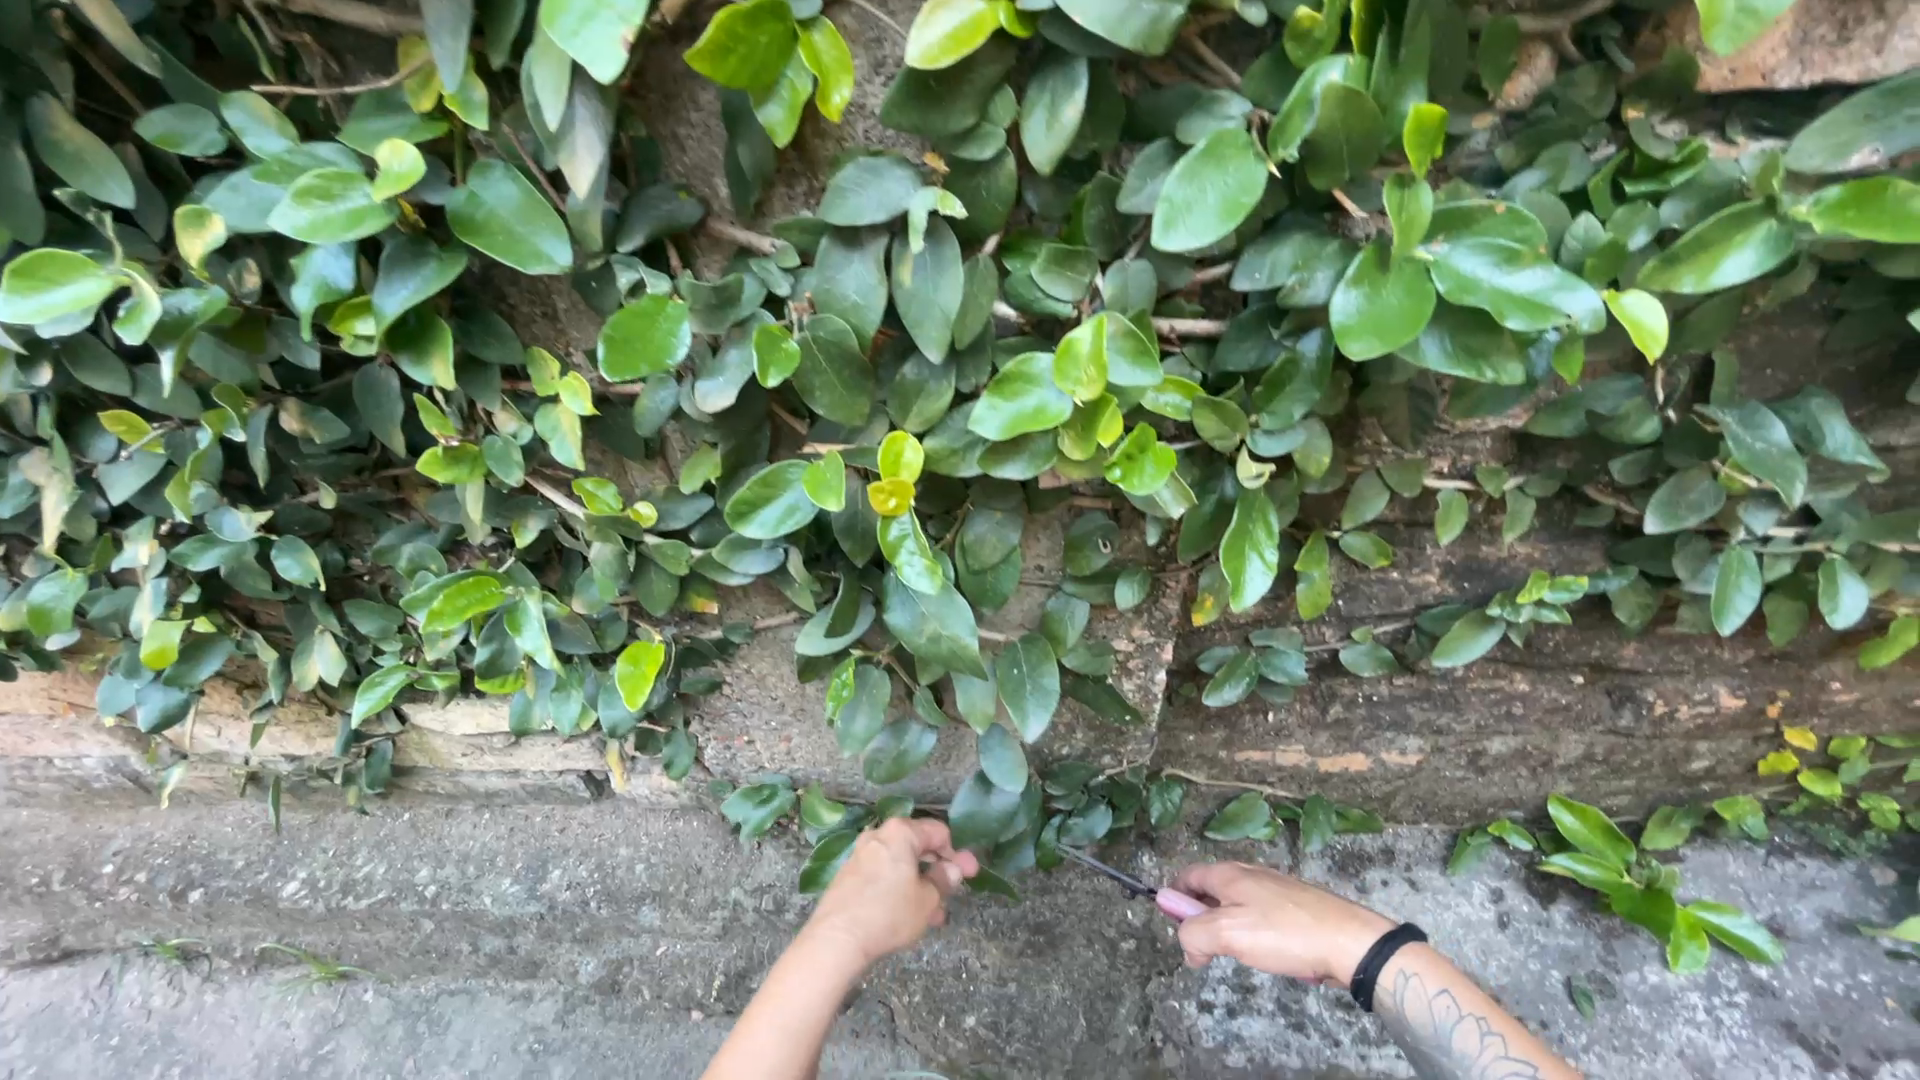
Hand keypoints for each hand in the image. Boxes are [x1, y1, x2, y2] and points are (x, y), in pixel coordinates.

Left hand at [801, 818, 980, 968]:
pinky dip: (899, 889)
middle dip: (937, 871)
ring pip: (900, 865)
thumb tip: (951, 870)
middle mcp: (878, 836)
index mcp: (900, 832)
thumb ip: (943, 881)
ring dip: (920, 885)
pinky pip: (883, 876)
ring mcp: (860, 855)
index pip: (938, 832)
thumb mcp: (927, 899)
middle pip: (917, 847)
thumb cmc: (889, 913)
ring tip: (933, 914)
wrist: (837, 939)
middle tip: (952, 892)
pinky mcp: (848, 876)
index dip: (957, 854)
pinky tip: (908, 915)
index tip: (969, 875)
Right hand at [1170, 862, 1395, 986]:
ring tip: (1246, 955)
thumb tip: (1185, 942)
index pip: (1187, 876)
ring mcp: (1276, 887)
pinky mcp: (1297, 905)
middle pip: (1211, 891)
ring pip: (1238, 906)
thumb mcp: (1226, 934)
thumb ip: (1193, 933)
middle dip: (1204, 920)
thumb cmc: (1283, 934)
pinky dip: (1258, 934)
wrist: (1349, 941)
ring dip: (1231, 929)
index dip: (1175, 901)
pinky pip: (1264, 917)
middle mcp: (1249, 873)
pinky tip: (1272, 955)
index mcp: (1228, 873)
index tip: (1181, 931)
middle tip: (1212, 950)